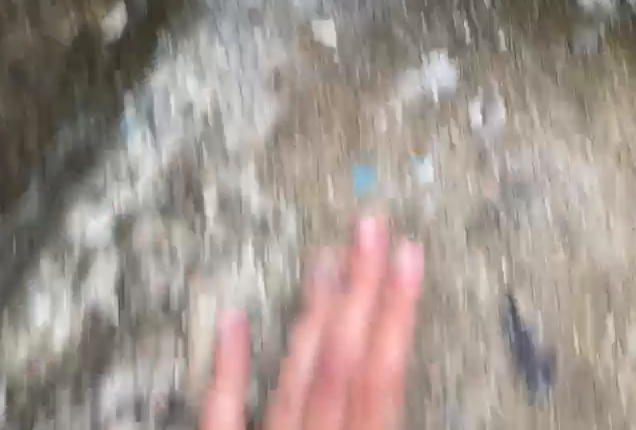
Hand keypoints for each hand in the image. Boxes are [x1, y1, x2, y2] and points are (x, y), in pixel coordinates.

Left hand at [202, 214, 425, 429]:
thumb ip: (389, 416)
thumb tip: (413, 367)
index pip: (381, 371)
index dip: (397, 308)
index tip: (409, 253)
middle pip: (340, 357)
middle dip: (359, 286)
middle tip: (369, 225)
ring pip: (294, 374)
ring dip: (315, 310)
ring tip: (329, 253)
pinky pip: (222, 414)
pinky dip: (229, 365)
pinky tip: (234, 320)